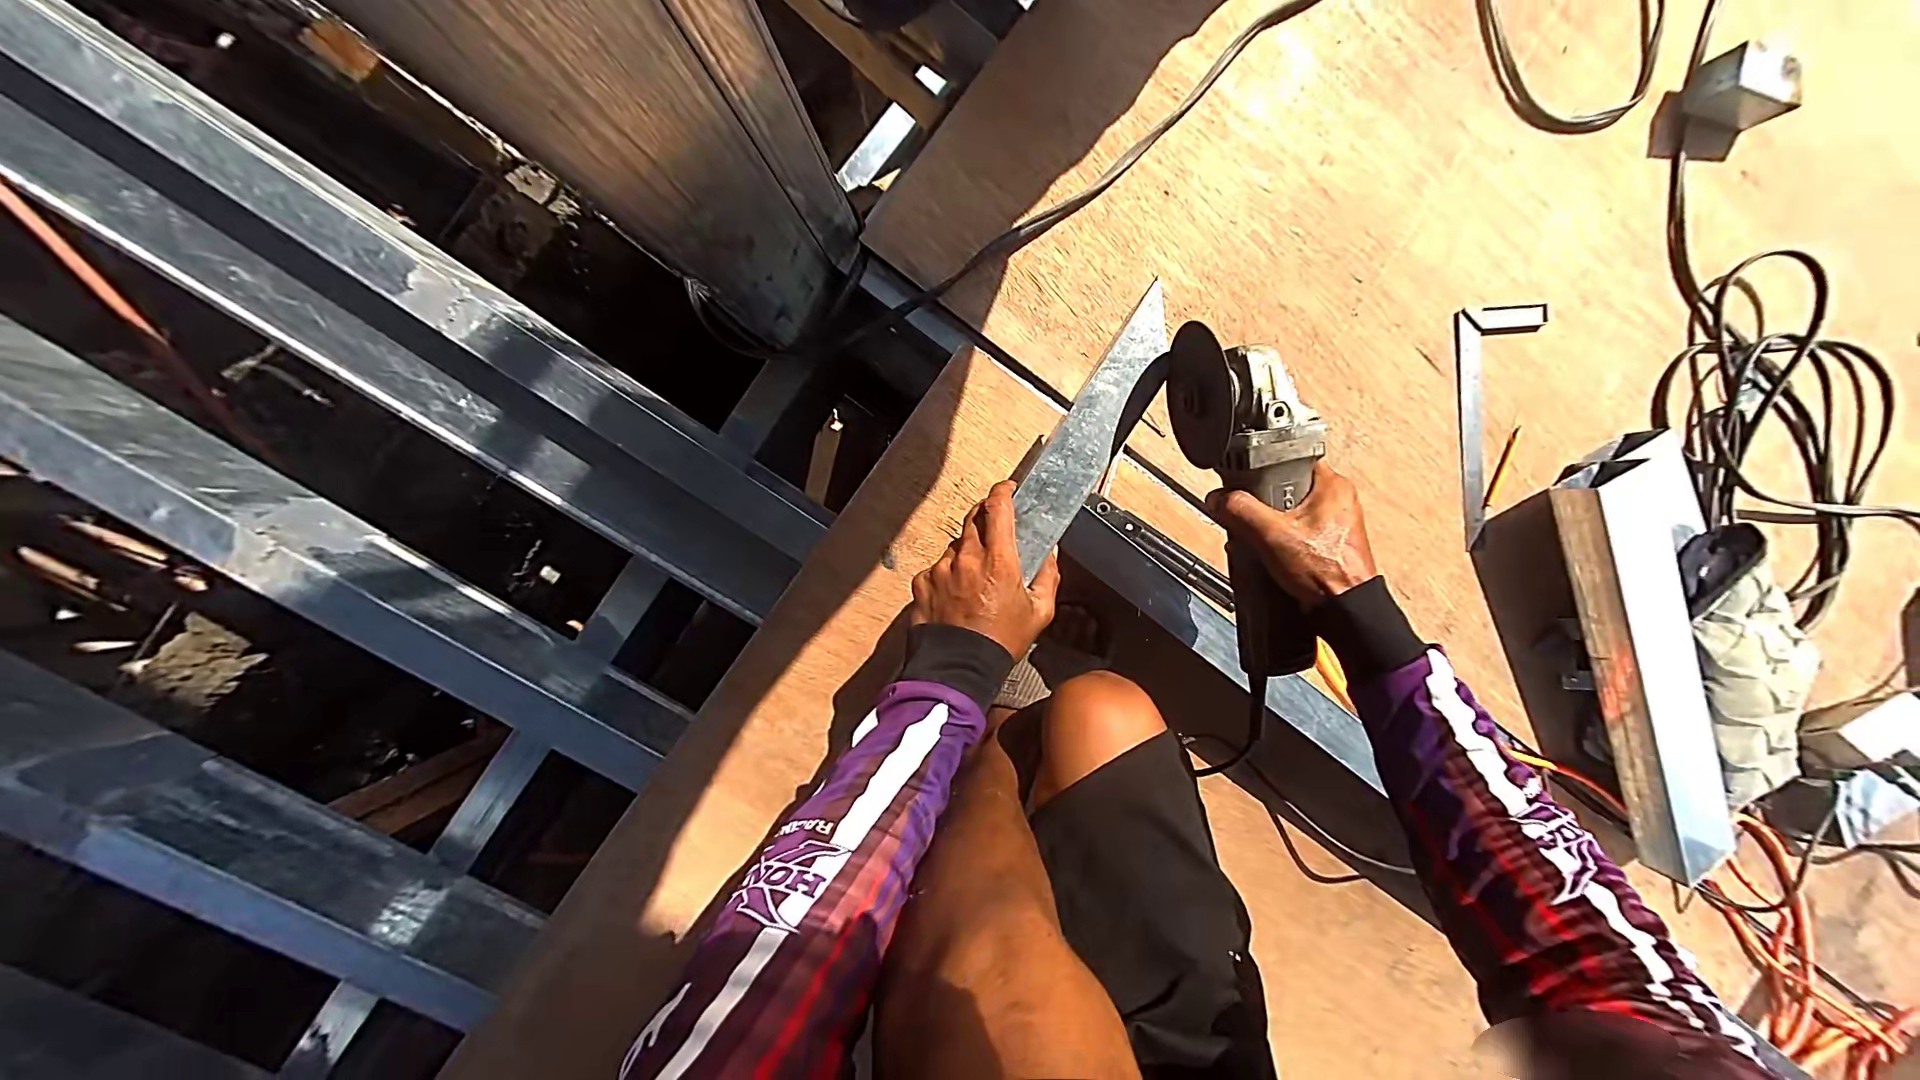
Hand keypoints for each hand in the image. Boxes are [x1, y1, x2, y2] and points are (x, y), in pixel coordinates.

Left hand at [911, 480, 1059, 657]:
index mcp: (998, 560)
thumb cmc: (999, 643)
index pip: (997, 507)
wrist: (958, 668)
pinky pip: (937, 568)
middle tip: (995, 535)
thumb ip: (1047, 577)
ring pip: (955, 547)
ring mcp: (940, 569)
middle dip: (985, 519)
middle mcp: (966, 558)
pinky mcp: (922, 582)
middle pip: (973, 519)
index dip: (1003, 491)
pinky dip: (947, 575)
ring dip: (966, 554)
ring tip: (975, 583)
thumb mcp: (1039, 613)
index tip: (1007, 489)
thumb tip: (1050, 554)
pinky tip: (956, 597)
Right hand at [1205, 461, 1377, 606]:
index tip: (1247, 486)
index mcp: (1333, 486)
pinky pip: (1291, 531)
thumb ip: (1240, 511)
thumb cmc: (1326, 572)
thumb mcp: (1271, 534)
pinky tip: (1269, 554)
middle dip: (1259, 506)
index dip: (1262, 473)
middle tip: (1252, 520)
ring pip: (1285, 512)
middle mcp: (1337, 500)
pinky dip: (1276, 541)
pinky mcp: (1325, 542)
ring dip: (1265, 527)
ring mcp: (1332, 522)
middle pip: (1283, 488)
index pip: (1288, 461)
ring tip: (1259, 540)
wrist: (1343, 610)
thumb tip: (1219, 499)